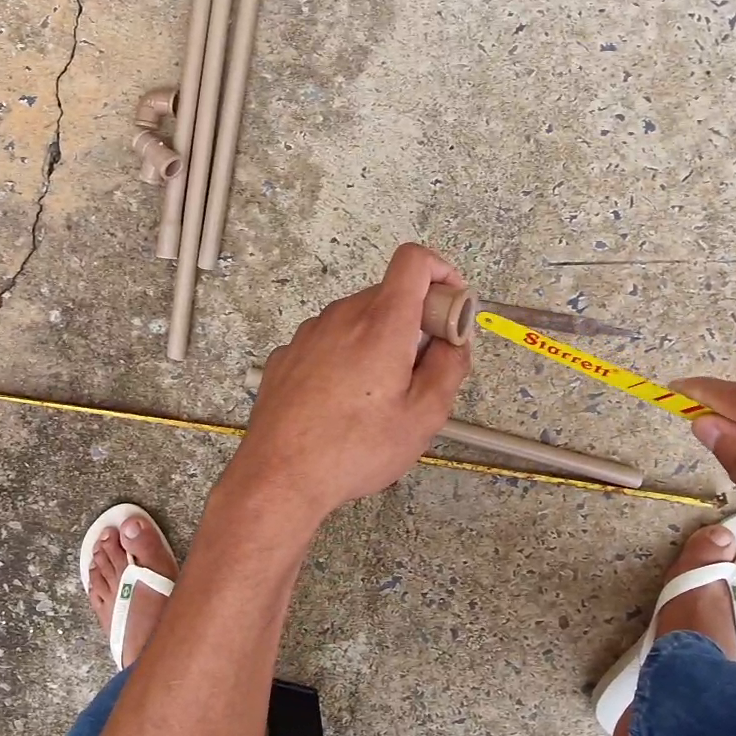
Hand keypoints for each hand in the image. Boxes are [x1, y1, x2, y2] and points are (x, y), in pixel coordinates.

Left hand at [233, 243, 471, 518]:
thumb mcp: (423, 416)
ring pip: (357, 319)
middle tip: (422, 369)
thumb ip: (449, 367)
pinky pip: (329, 341)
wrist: (280, 474)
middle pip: (387, 295)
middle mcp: (341, 316)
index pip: (413, 260)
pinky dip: (346, 356)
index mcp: (380, 323)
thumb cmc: (352, 449)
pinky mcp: (288, 353)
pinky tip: (344, 402)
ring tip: (380, 395)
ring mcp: (309, 333)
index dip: (441, 272)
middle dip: (414, 321)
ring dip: (378, 341)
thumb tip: (455, 341)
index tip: (450, 305)